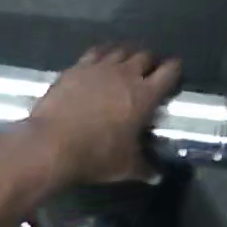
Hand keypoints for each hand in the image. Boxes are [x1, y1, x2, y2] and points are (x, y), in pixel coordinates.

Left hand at [24, 45, 181, 185]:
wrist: (51, 144)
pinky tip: (100, 60)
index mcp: (145, 95)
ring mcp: (100, 68)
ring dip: (128, 54)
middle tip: (149, 71)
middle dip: (151, 61)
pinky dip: (103, 53)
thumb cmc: (95, 155)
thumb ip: (145, 168)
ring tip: (126, 63)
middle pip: (146, 55)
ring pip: (121, 50)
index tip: (175, 70)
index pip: (169, 71)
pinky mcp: (77, 67)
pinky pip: (96, 52)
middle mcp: (126, 74)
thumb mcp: (125, 167)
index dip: (175, 68)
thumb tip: (157, 176)